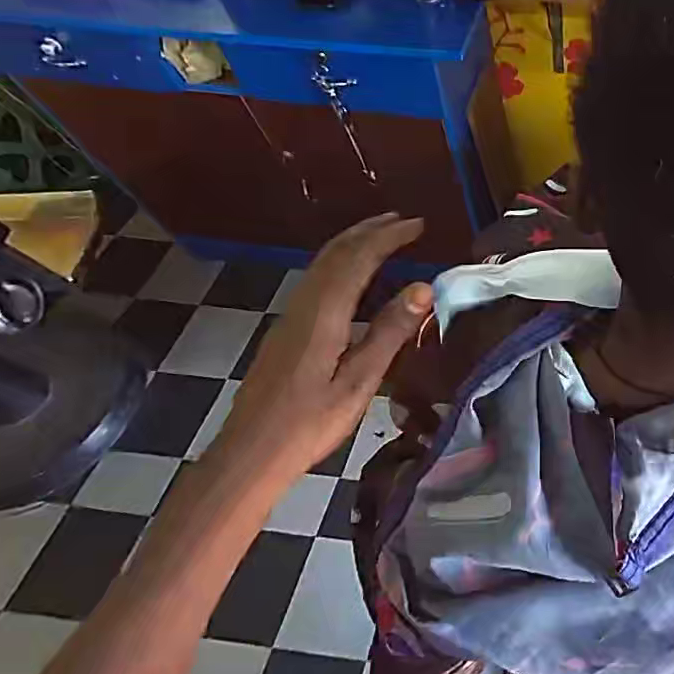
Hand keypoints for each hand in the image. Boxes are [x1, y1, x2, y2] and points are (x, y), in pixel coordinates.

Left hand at [206, 213, 432, 479]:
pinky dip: (341, 264)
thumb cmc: (309, 423)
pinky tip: (354, 279)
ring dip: (353, 243)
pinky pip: (316, 280)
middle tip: (402, 221)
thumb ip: (389, 332)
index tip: (418, 224)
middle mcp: (304, 305)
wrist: (251, 452)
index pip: (358, 259)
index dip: (389, 237)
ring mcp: (290, 316)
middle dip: (369, 230)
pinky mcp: (286, 330)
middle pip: (335, 252)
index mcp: (324, 314)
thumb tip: (423, 287)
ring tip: (382, 237)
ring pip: (322, 264)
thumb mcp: (358, 382)